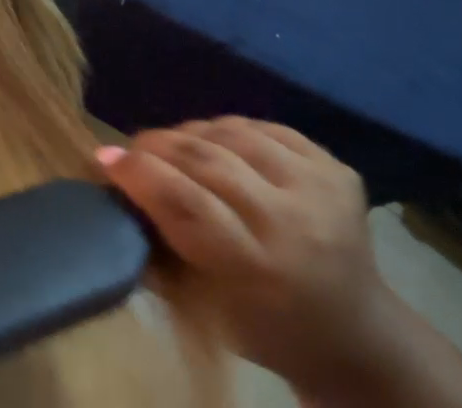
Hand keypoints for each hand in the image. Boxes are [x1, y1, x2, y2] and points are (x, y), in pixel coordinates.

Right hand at [98, 117, 397, 395]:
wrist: (357, 334)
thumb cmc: (266, 330)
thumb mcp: (206, 308)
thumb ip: (161, 249)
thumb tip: (115, 195)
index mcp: (258, 268)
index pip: (186, 203)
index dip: (140, 174)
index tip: (104, 157)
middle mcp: (294, 222)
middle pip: (208, 161)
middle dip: (157, 145)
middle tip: (130, 148)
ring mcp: (321, 189)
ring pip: (234, 135)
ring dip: (190, 133)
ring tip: (169, 144)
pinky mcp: (337, 168)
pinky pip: (266, 128)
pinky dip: (229, 130)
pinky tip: (213, 142)